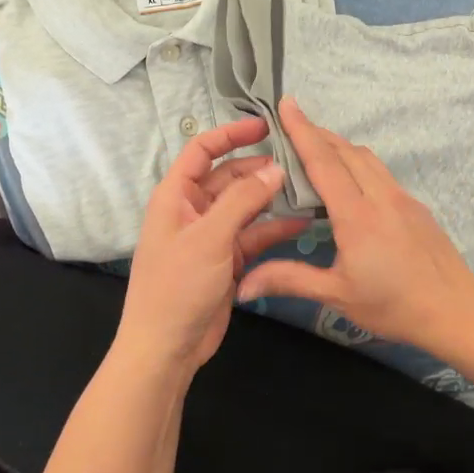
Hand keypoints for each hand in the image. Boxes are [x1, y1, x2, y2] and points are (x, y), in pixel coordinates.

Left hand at [116, 117, 309, 370]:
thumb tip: (275, 168)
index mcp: (176, 197)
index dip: (231, 134)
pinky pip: (253, 236)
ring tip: (307, 190)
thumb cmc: (177, 287)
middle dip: (259, 168)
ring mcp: (211, 238)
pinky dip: (274, 229)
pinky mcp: (226, 262)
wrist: (166, 347)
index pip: (202, 151)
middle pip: (229, 178)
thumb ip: (243, 201)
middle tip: (299, 162)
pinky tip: (302, 223)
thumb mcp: (209, 238)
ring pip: (245, 208)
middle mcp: (192, 211)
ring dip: (270, 199)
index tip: (265, 125)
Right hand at [237, 96, 473, 345]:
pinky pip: (381, 174)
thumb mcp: (337, 295)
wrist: (454, 310)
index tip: (287, 104)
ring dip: (340, 147)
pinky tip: (349, 182)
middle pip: (346, 152)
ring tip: (316, 148)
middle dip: (317, 133)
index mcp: (357, 216)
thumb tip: (243, 284)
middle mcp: (381, 197)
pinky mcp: (416, 207)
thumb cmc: (393, 305)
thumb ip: (290, 280)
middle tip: (290, 125)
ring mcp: (403, 199)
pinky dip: (358, 164)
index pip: (325, 162)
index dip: (303, 131)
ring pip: (368, 159)